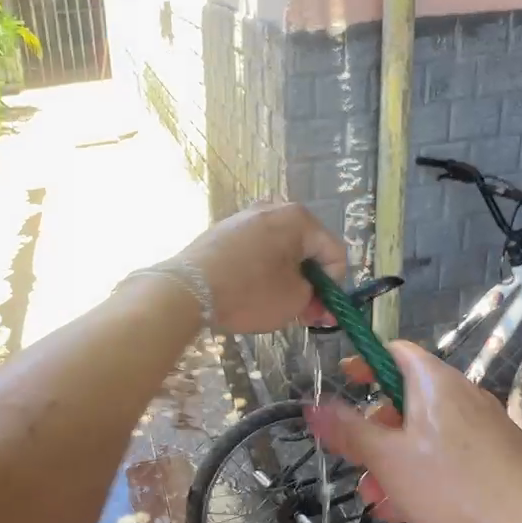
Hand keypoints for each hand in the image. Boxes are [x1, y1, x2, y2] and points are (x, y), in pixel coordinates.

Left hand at [176, 203, 346, 333]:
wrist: (188, 289)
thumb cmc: (250, 291)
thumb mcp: (294, 300)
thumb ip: (314, 297)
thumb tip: (314, 297)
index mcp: (298, 218)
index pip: (333, 253)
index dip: (334, 287)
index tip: (323, 313)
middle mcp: (272, 208)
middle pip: (305, 249)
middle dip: (309, 282)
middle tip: (305, 314)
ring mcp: (243, 217)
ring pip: (279, 250)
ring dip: (286, 277)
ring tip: (279, 307)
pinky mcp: (222, 232)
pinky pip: (255, 251)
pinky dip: (261, 271)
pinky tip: (253, 293)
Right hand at [304, 341, 521, 522]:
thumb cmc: (455, 489)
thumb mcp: (389, 461)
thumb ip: (348, 431)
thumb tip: (311, 404)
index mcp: (435, 383)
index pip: (394, 351)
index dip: (363, 364)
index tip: (341, 385)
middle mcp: (464, 396)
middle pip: (407, 399)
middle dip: (375, 432)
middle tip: (356, 465)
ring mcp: (487, 428)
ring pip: (426, 435)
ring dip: (395, 462)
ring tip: (380, 502)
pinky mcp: (501, 459)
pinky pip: (450, 456)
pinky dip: (425, 474)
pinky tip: (414, 513)